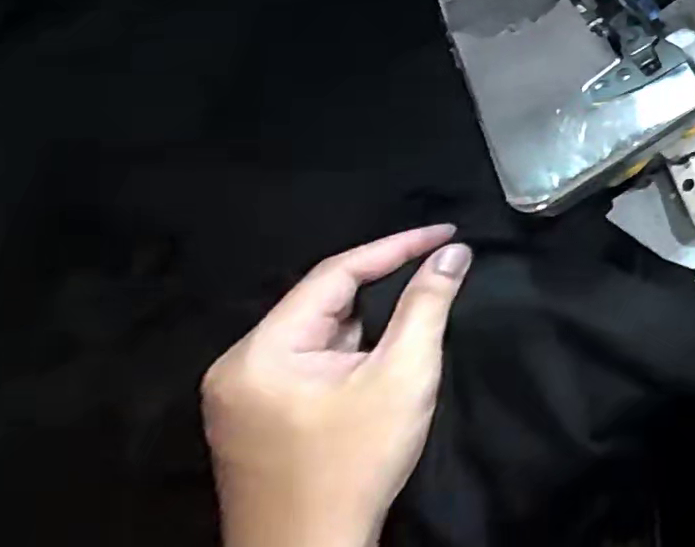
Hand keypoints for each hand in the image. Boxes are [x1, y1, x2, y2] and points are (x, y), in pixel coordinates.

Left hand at [201, 225, 471, 546]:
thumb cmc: (356, 461)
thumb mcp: (403, 373)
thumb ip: (428, 303)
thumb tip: (453, 252)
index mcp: (262, 352)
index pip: (336, 273)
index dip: (398, 246)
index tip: (449, 233)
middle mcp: (241, 366)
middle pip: (324, 298)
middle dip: (385, 273)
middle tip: (439, 255)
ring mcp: (245, 394)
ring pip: (321, 326)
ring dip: (372, 308)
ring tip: (422, 287)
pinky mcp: (260, 415)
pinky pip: (314, 354)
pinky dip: (355, 338)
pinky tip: (385, 338)